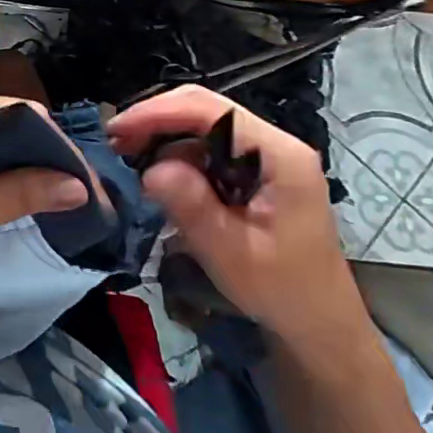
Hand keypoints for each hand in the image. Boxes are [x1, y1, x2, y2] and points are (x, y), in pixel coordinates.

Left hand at [0, 92, 93, 275]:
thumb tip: (78, 187)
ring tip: (52, 200)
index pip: (28, 115)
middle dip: (47, 158)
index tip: (85, 190)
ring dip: (25, 163)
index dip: (61, 150)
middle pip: (16, 120)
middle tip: (74, 200)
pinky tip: (12, 192)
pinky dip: (0, 165)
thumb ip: (15, 196)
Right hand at [107, 85, 365, 343]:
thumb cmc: (281, 289)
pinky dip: (176, 156)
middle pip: (205, 110)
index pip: (211, 111)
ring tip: (126, 156)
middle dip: (156, 120)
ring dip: (162, 137)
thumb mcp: (230, 251)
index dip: (158, 113)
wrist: (318, 321)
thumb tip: (151, 169)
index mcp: (279, 154)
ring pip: (202, 127)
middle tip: (114, 142)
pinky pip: (207, 149)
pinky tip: (154, 174)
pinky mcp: (253, 172)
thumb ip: (193, 206)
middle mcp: (273, 144)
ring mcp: (264, 156)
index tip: (116, 131)